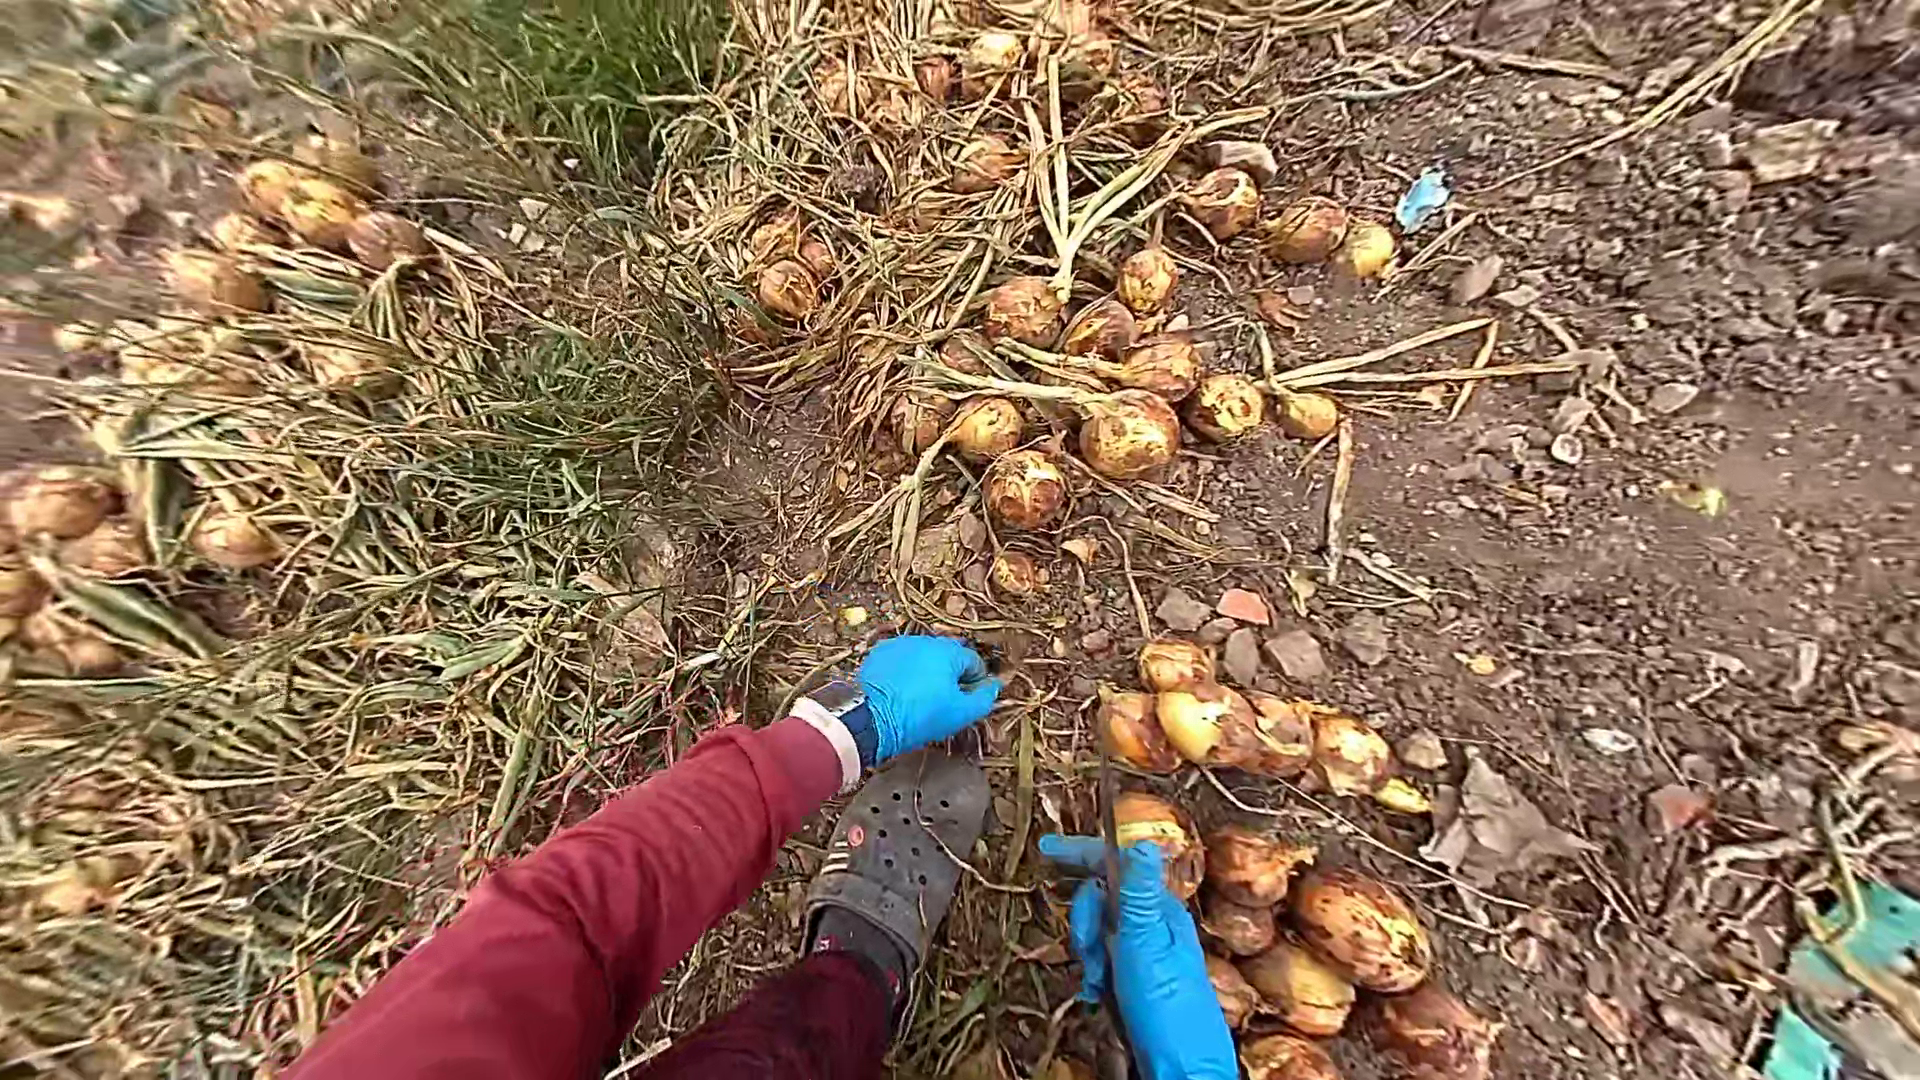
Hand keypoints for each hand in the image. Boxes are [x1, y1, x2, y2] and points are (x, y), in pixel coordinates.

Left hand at [858, 636, 999, 762]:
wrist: (871, 719)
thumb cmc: (921, 716)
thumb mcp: (960, 713)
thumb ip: (984, 698)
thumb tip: (995, 686)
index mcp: (949, 651)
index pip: (974, 662)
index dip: (975, 683)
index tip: (967, 701)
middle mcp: (926, 640)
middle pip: (949, 656)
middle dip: (951, 675)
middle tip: (944, 700)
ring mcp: (901, 644)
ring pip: (924, 656)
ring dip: (928, 671)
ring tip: (920, 696)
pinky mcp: (880, 652)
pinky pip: (901, 659)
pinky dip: (905, 670)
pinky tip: (900, 690)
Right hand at [1039, 835, 1238, 1079]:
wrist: (1182, 1075)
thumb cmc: (1165, 1007)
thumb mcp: (1145, 942)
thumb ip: (1137, 891)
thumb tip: (1142, 839)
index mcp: (1158, 907)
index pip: (1114, 863)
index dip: (1079, 852)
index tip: (1045, 849)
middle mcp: (1151, 922)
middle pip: (1100, 894)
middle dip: (1084, 917)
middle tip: (1085, 947)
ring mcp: (1142, 950)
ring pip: (1096, 927)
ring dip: (1087, 949)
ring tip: (1095, 978)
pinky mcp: (1133, 977)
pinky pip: (1099, 957)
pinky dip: (1091, 970)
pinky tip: (1095, 990)